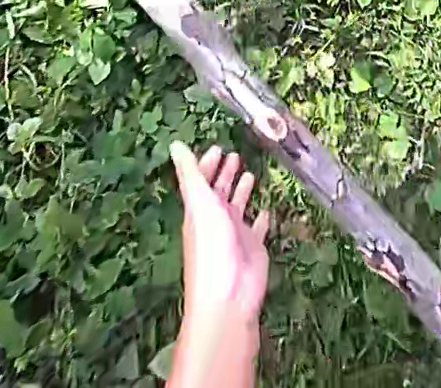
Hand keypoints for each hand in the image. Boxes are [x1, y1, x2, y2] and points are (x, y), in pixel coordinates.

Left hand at [168, 142, 270, 387]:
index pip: (201, 180)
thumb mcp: (199, 202)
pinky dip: (261, 219)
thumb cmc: (212, 246)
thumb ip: (190, 173)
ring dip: (241, 191)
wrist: (229, 296)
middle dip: (225, 173)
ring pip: (237, 207)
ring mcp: (234, 235)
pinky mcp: (252, 248)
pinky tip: (266, 210)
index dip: (207, 164)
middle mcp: (215, 219)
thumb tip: (174, 143)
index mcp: (199, 208)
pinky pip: (257, 229)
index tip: (217, 148)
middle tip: (234, 154)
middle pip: (219, 191)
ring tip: (249, 174)